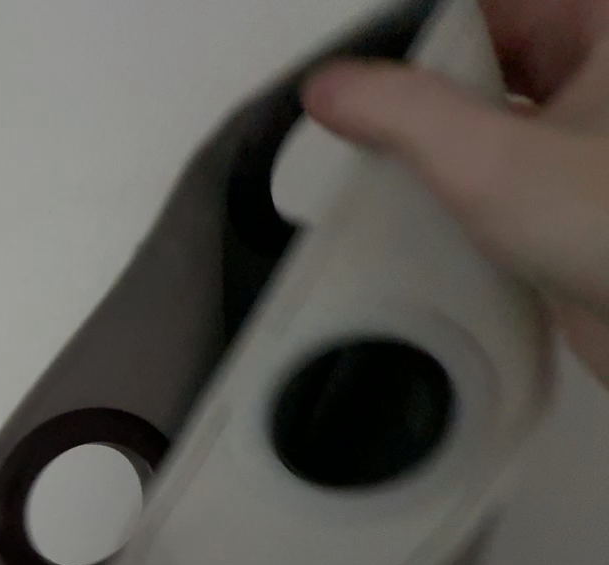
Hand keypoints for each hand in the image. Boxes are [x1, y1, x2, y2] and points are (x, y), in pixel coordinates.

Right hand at [302, 0, 608, 379]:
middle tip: (360, 125)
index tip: (364, 74)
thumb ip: (402, 114)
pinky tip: (419, 200)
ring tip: (381, 165)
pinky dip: (461, 169)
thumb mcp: (489, 162)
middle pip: (505, 46)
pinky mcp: (586, 178)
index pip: (505, 4)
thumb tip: (328, 86)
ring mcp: (602, 126)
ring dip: (439, 132)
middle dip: (428, 84)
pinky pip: (511, 151)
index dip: (432, 33)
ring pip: (505, 101)